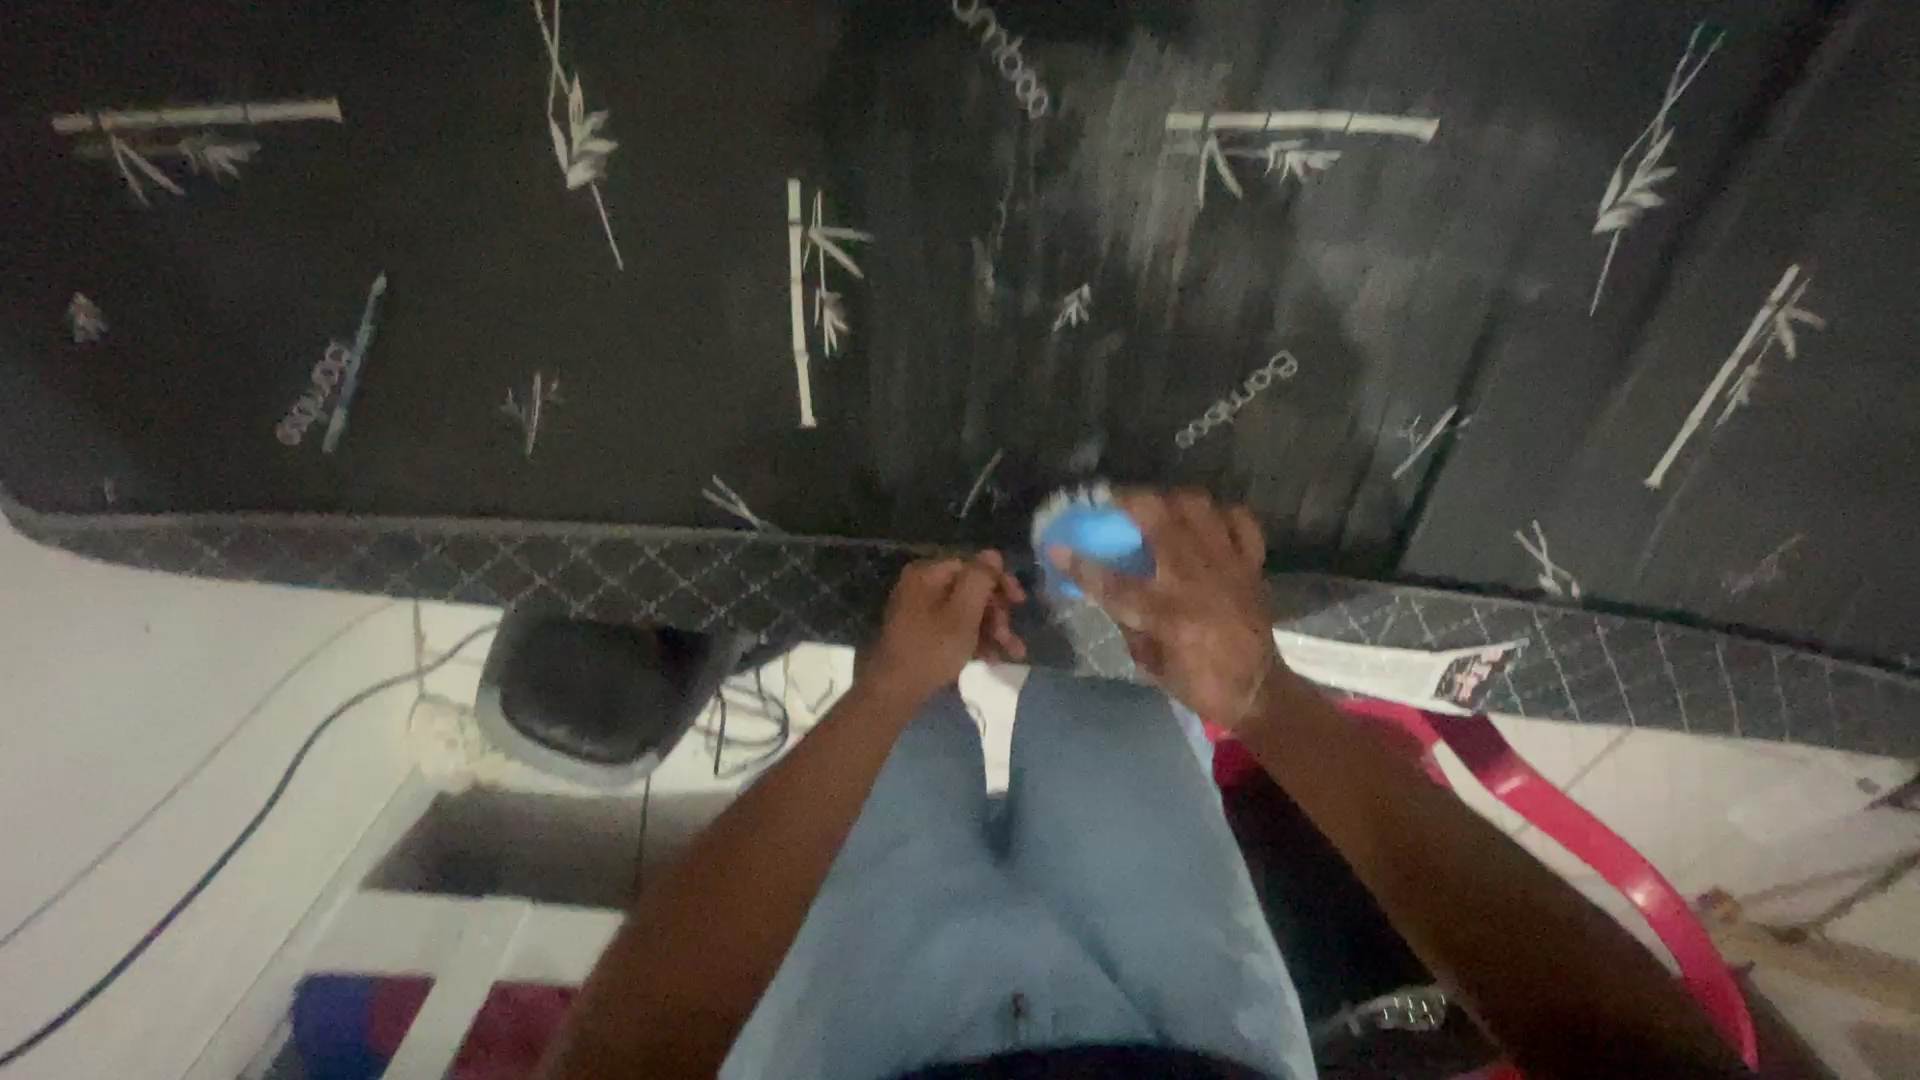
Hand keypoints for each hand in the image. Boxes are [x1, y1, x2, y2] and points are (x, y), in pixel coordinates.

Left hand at [861, 552, 1026, 706]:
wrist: (893, 692)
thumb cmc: (931, 648)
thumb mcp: (963, 613)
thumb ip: (980, 579)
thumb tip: (992, 554)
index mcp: (927, 574)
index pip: (972, 567)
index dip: (1000, 582)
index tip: (1020, 603)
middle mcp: (921, 586)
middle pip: (970, 590)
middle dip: (997, 613)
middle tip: (1011, 638)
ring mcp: (919, 611)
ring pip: (965, 612)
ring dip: (991, 630)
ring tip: (1013, 653)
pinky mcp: (921, 634)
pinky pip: (954, 628)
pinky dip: (974, 640)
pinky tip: (992, 658)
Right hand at [1050, 490, 1277, 726]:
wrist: (1259, 692)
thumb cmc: (1199, 683)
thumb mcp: (1149, 661)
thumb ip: (1128, 620)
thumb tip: (1109, 590)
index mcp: (1166, 612)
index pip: (1112, 582)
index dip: (1079, 564)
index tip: (1056, 547)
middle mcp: (1195, 578)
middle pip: (1158, 518)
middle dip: (1129, 501)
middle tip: (1114, 503)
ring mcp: (1227, 565)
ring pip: (1198, 506)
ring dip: (1172, 499)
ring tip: (1158, 507)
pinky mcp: (1250, 565)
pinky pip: (1239, 522)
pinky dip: (1220, 515)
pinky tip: (1205, 523)